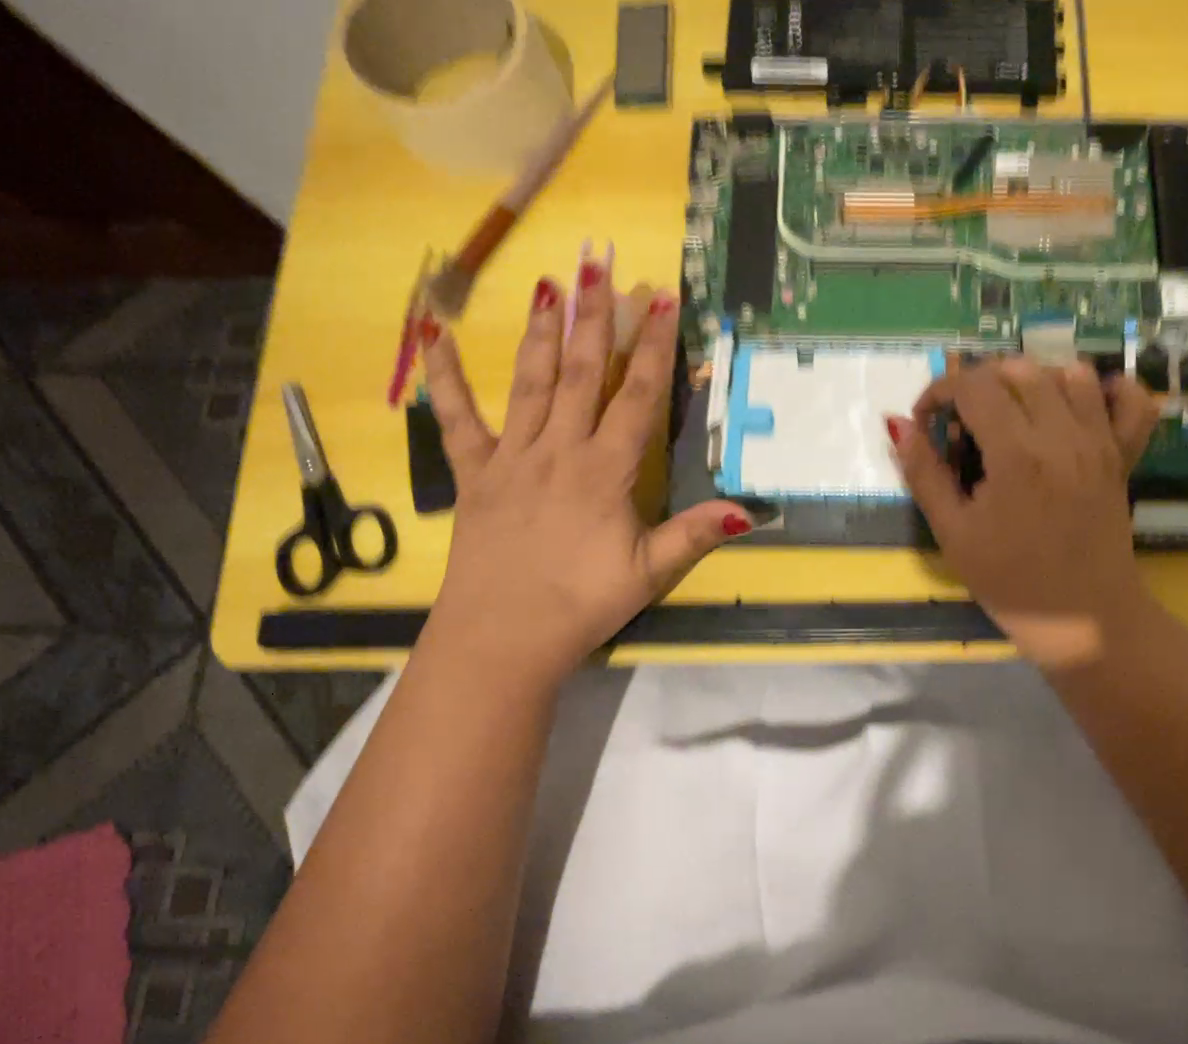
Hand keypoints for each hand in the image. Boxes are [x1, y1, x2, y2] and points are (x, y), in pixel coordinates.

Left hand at [418, 257, 753, 679]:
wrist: (502, 636)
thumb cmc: (581, 604)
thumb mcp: (649, 573)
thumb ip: (695, 533)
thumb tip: (752, 510)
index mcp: (604, 471)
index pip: (637, 397)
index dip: (654, 347)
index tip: (663, 299)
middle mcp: (558, 450)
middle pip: (582, 372)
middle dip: (595, 317)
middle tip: (599, 263)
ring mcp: (512, 457)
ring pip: (530, 383)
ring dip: (543, 332)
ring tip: (550, 285)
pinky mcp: (475, 474)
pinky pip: (459, 419)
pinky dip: (445, 378)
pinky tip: (435, 336)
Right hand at [890, 358, 1161, 668]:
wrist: (1083, 620)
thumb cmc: (1011, 583)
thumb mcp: (953, 534)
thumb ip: (924, 474)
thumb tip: (898, 426)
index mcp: (1016, 455)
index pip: (974, 385)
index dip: (940, 391)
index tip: (927, 419)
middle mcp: (1062, 435)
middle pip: (1018, 369)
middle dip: (980, 382)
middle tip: (963, 420)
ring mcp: (1099, 442)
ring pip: (1069, 373)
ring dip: (1034, 380)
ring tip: (1013, 412)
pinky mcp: (1123, 455)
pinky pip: (1130, 400)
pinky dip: (1107, 389)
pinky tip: (1080, 405)